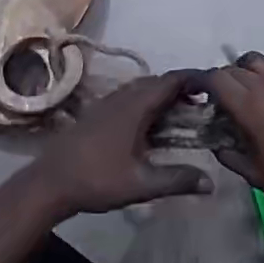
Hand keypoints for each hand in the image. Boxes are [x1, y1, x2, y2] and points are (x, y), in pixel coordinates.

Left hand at [21, 71, 212, 219]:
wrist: (48, 183)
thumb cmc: (96, 179)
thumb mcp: (141, 183)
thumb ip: (177, 180)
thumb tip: (211, 182)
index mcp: (135, 106)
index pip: (171, 80)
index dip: (194, 79)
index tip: (215, 87)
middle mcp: (122, 97)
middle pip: (158, 82)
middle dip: (182, 89)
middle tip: (204, 105)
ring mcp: (107, 103)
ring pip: (143, 89)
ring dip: (164, 96)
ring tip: (183, 114)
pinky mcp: (97, 113)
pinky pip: (130, 97)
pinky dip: (148, 102)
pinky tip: (152, 125)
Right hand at [203, 54, 263, 215]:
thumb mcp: (253, 172)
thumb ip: (228, 153)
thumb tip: (216, 142)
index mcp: (249, 105)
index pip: (215, 78)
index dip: (201, 82)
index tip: (196, 92)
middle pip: (233, 69)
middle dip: (222, 81)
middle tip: (222, 101)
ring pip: (257, 60)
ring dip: (245, 71)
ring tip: (247, 91)